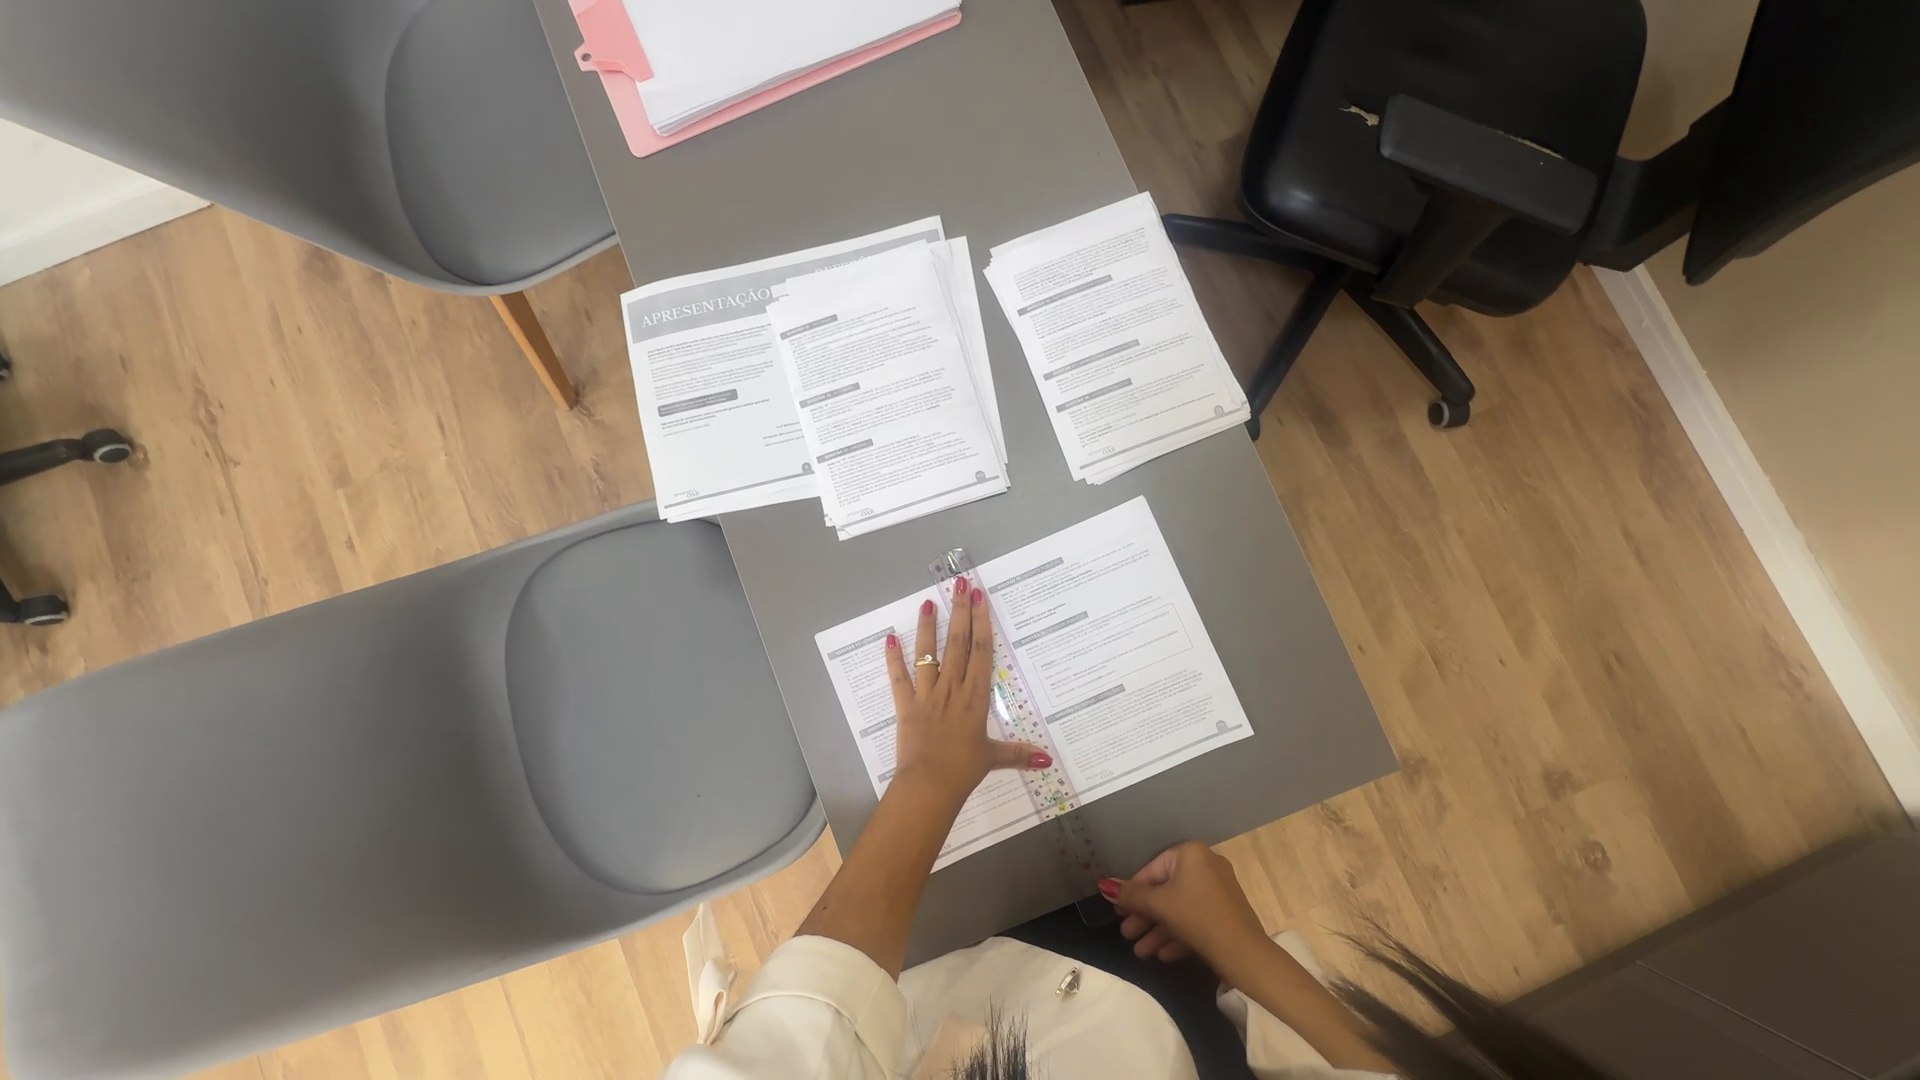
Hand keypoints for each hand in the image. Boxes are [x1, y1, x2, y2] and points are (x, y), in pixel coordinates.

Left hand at [884, 576, 1047, 804]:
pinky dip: (893, 659)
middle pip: (957, 643)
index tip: (980, 598)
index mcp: (975, 697)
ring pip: (928, 654)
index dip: (981, 622)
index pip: (980, 651)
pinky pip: (899, 678)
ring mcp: (926, 694)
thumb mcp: (993, 758)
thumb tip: (1047, 761)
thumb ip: (1019, 754)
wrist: (928, 785)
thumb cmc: (963, 770)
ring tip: (927, 602)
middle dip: (959, 611)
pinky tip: (889, 638)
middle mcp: (952, 688)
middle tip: (960, 584)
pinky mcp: (905, 705)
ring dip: (927, 627)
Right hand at [1101, 840, 1269, 972]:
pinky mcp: (1226, 913)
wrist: (1244, 953)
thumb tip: (1103, 885)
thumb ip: (1130, 895)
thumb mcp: (1159, 905)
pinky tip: (1163, 956)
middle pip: (1165, 891)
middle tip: (1127, 935)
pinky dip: (1178, 935)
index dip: (1132, 893)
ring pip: (1179, 909)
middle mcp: (1206, 865)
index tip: (1119, 913)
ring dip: (1158, 930)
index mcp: (1190, 854)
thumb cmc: (1196, 917)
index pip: (1152, 870)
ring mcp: (1219, 890)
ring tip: (1142, 953)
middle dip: (1144, 917)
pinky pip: (1195, 919)